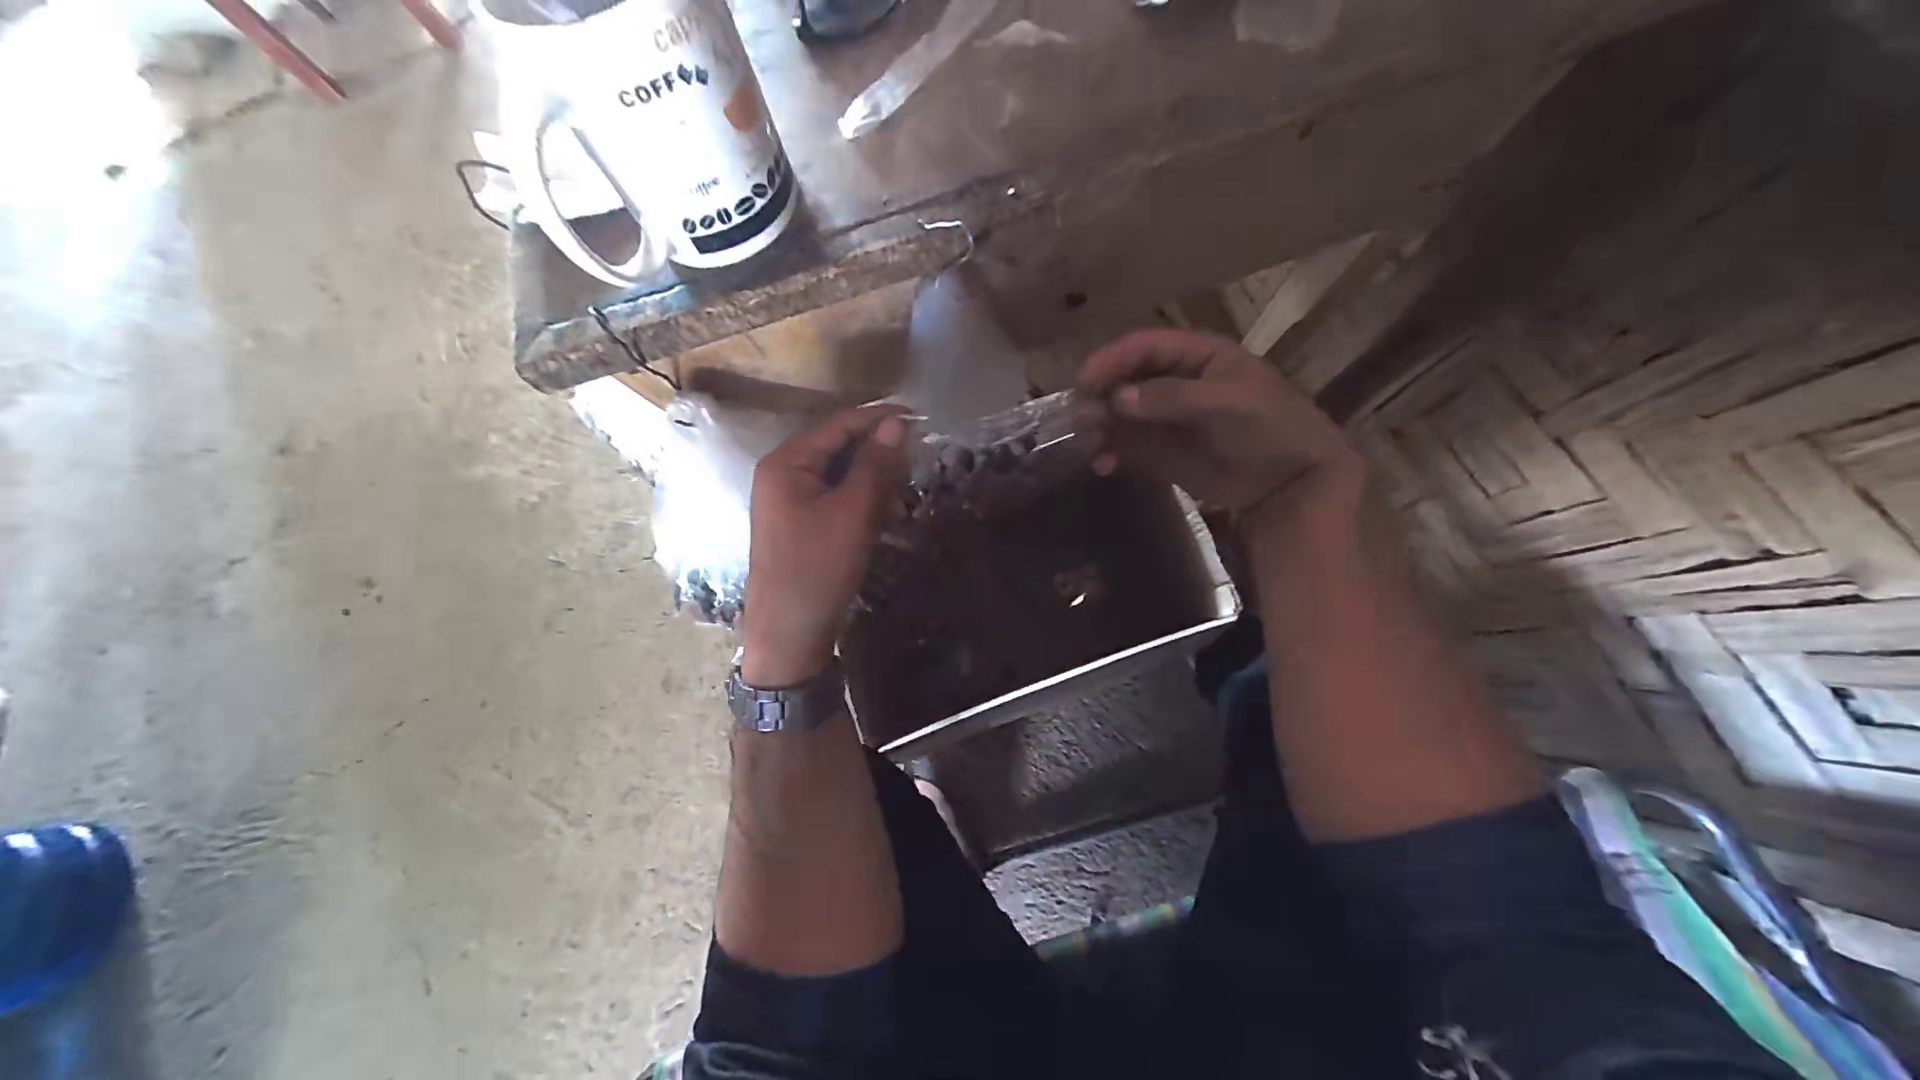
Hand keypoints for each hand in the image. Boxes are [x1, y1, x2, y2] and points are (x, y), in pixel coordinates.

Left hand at [741, 405, 909, 687]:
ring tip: (903, 488)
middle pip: (836, 448)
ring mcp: (789, 503)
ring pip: (838, 475)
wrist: (789, 636)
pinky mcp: (800, 526)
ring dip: (871, 478)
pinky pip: (834, 499)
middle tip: (916, 457)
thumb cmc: (818, 569)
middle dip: (875, 451)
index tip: (918, 417)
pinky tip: (883, 513)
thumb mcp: (853, 513)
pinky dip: (860, 501)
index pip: (837, 425)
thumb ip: (875, 465)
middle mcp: (782, 475)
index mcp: (786, 463)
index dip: (877, 418)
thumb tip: (897, 423)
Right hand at [1074, 329, 1366, 541]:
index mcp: (1195, 357)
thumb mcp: (1228, 404)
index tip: (1084, 383)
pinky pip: (1122, 446)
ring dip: (1098, 427)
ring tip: (1092, 447)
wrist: (1291, 483)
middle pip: (1122, 379)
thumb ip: (1173, 398)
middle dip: (1099, 397)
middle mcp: (1173, 382)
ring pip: (1116, 414)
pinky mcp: (1158, 451)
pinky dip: (1107, 453)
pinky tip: (1104, 465)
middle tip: (1084, 421)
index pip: (1143, 348)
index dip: (1111, 360)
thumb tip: (1118, 398)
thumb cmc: (1270, 428)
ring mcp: (1163, 418)